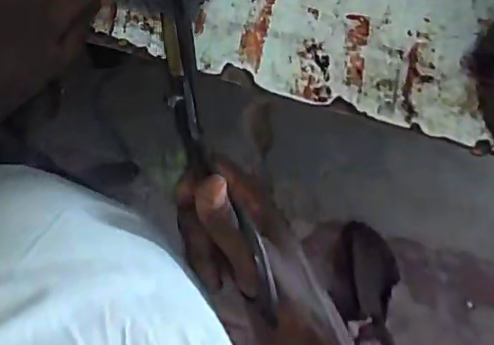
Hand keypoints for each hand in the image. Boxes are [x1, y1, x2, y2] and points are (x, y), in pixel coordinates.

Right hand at [176, 158, 352, 344]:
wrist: (308, 340)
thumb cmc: (287, 296)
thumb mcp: (255, 261)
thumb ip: (227, 223)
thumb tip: (206, 178)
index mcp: (254, 199)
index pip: (215, 165)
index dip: (195, 179)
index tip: (185, 206)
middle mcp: (244, 208)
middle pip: (201, 194)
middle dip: (197, 225)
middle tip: (209, 259)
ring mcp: (237, 231)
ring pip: (200, 220)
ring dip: (201, 249)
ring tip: (217, 278)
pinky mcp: (232, 255)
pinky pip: (205, 244)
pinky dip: (204, 262)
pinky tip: (217, 282)